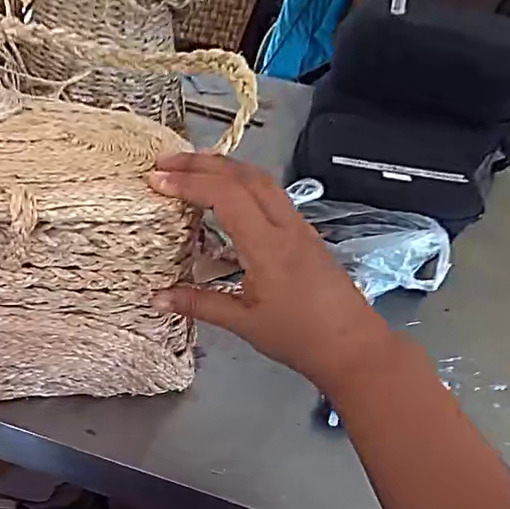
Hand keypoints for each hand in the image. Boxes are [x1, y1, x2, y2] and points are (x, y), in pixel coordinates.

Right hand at [148, 153, 405, 396]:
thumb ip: (199, 304)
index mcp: (268, 246)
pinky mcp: (304, 235)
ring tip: (191, 167)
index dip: (188, 183)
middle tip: (166, 162)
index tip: (157, 179)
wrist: (352, 346)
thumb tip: (158, 298)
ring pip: (261, 180)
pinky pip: (271, 197)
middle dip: (202, 162)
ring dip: (225, 167)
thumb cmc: (299, 337)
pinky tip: (226, 197)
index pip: (225, 196)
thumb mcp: (243, 322)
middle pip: (244, 175)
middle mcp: (286, 227)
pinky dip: (242, 184)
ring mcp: (299, 228)